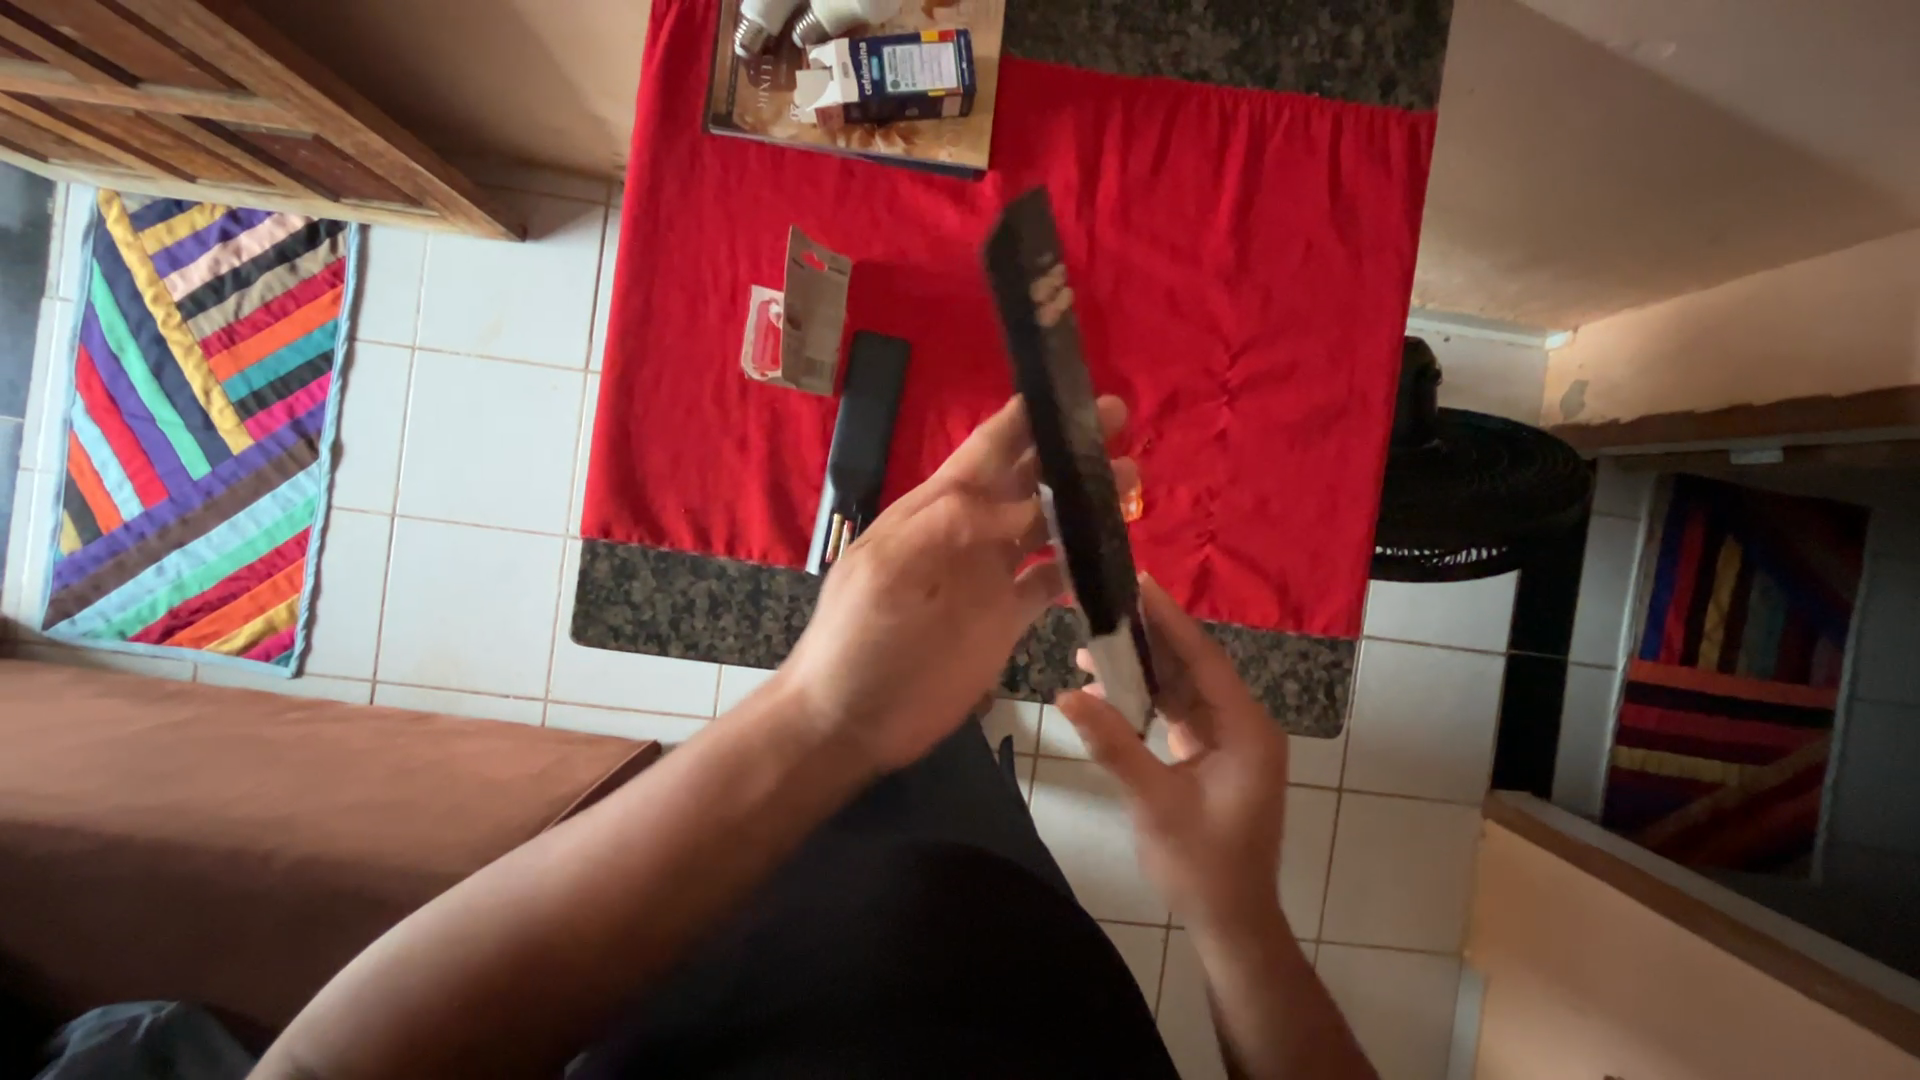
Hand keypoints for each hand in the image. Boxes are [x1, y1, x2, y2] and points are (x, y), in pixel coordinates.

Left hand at [776, 396, 1136, 774]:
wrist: (852, 719)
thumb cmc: (858, 638)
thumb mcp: (886, 571)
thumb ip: (946, 526)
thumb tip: (1018, 504)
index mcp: (935, 510)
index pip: (986, 451)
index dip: (1025, 420)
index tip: (1072, 393)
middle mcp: (969, 534)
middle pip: (1027, 481)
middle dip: (1069, 452)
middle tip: (1120, 426)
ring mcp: (989, 576)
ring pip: (1047, 527)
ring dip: (1085, 505)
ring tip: (1130, 484)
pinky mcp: (1006, 619)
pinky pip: (1049, 581)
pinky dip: (1079, 566)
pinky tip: (1111, 556)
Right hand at [1055, 576, 1291, 935]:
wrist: (1229, 920)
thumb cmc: (1202, 865)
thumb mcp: (1155, 802)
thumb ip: (1114, 744)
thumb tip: (1066, 695)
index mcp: (1247, 730)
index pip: (1204, 659)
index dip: (1170, 620)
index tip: (1138, 582)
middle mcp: (1243, 726)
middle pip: (1193, 666)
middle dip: (1148, 639)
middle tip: (1104, 607)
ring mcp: (1227, 740)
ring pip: (1182, 687)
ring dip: (1141, 670)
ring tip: (1091, 648)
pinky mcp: (1210, 754)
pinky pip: (1176, 712)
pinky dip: (1144, 699)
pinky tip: (1107, 691)